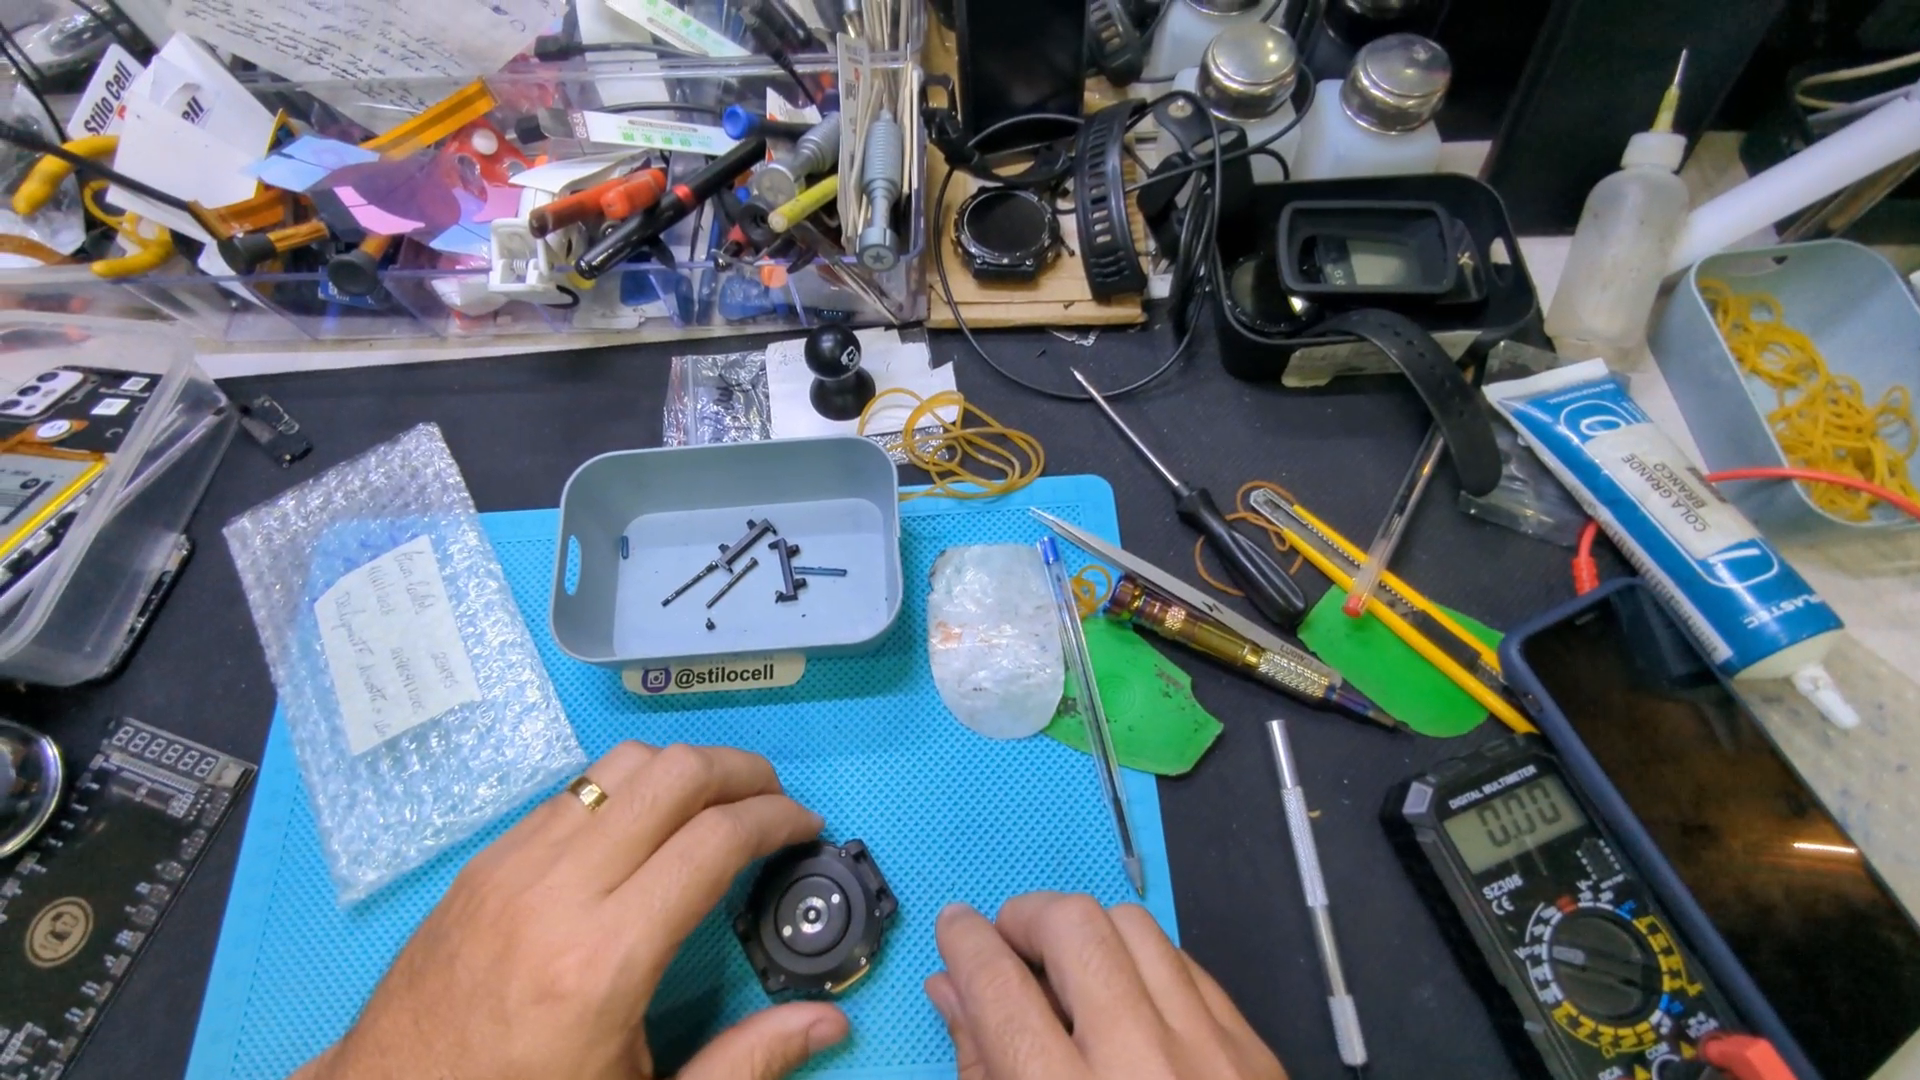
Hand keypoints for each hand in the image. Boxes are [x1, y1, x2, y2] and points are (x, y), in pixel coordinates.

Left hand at [295, 742, 846, 1079]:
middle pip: (677, 774)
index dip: (778, 819)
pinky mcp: (486, 859)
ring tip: (717, 804)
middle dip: (744, 772)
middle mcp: (560, 890)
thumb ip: (747, 1064)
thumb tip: (833, 1025)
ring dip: (688, 769)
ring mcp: (514, 864)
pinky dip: (634, 787)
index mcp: (605, 960)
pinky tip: (647, 827)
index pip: (716, 840)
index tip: (806, 825)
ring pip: (627, 764)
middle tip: (774, 801)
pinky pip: (579, 786)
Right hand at [925, 893, 1286, 1079]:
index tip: (955, 924)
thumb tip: (950, 986)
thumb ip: (981, 1070)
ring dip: (1086, 931)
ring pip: (1133, 926)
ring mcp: (1211, 1058)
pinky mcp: (1255, 1055)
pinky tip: (1126, 995)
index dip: (966, 942)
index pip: (1002, 990)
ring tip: (1067, 967)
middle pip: (1075, 927)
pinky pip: (1183, 962)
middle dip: (1027, 917)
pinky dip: (1140, 961)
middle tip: (1010, 943)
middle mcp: (1143, 1071)